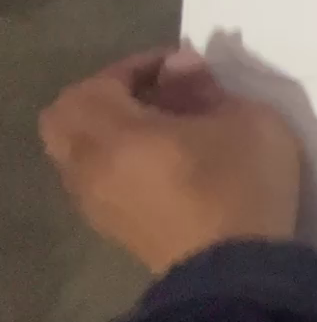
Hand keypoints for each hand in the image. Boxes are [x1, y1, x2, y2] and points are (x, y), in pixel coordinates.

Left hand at [40, 47, 303, 273]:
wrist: (232, 257)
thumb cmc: (242, 176)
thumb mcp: (246, 119)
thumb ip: (205, 90)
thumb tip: (180, 68)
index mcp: (117, 138)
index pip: (91, 89)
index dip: (132, 67)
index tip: (181, 63)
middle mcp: (88, 167)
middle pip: (66, 119)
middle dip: (110, 94)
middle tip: (165, 87)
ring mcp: (92, 197)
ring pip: (78, 147)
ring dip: (114, 123)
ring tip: (174, 119)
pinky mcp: (108, 217)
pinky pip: (95, 171)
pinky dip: (119, 150)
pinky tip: (170, 153)